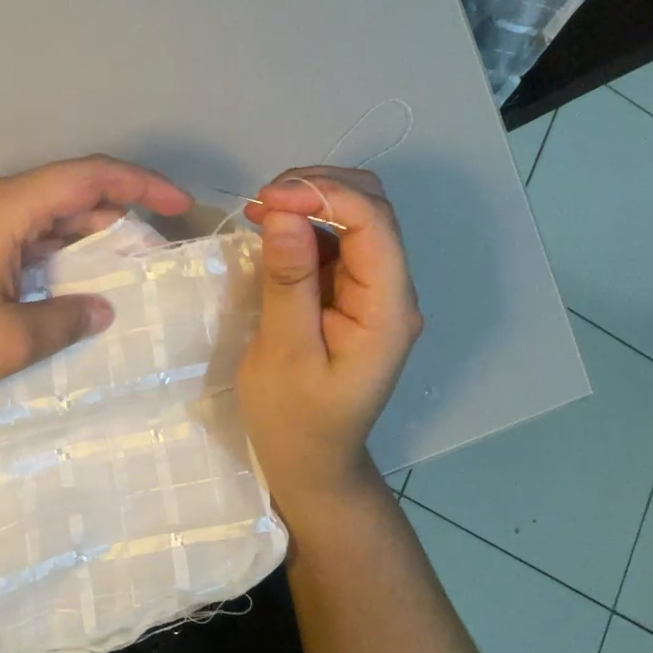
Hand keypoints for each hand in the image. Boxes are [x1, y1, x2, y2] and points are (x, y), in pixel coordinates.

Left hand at [0, 155, 193, 424]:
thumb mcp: (6, 342)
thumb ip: (64, 320)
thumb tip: (102, 310)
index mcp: (0, 210)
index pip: (86, 177)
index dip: (140, 185)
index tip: (178, 206)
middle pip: (63, 192)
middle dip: (115, 213)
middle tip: (154, 246)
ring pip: (36, 216)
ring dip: (79, 237)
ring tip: (119, 267)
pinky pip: (10, 236)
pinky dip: (45, 253)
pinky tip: (62, 282)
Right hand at [236, 167, 423, 506]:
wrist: (311, 463)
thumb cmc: (294, 420)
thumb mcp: (283, 354)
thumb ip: (288, 282)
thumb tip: (283, 214)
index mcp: (388, 310)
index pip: (373, 224)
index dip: (323, 195)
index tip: (267, 201)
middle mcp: (392, 291)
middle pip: (373, 209)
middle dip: (319, 189)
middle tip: (261, 203)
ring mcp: (374, 291)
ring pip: (356, 217)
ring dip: (310, 201)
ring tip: (260, 211)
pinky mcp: (353, 294)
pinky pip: (337, 241)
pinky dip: (305, 224)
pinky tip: (272, 230)